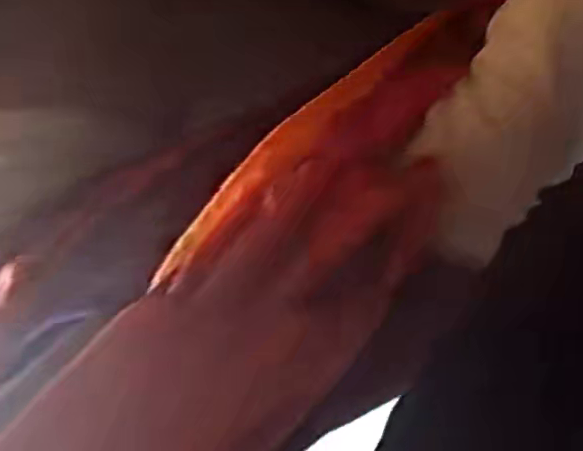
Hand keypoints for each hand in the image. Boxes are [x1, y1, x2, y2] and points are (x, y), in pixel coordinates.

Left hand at [0, 158, 438, 450]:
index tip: (433, 194)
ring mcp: (205, 311)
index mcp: (300, 360)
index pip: (376, 281)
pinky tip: (249, 203)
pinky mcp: (149, 312)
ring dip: (302, 194)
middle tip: (408, 166)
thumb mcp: (271, 423)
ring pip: (267, 236)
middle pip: (335, 243)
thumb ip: (306, 367)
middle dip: (379, 200)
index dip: (411, 232)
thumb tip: (344, 317)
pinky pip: (207, 254)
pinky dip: (234, 224)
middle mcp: (265, 323)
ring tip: (327, 158)